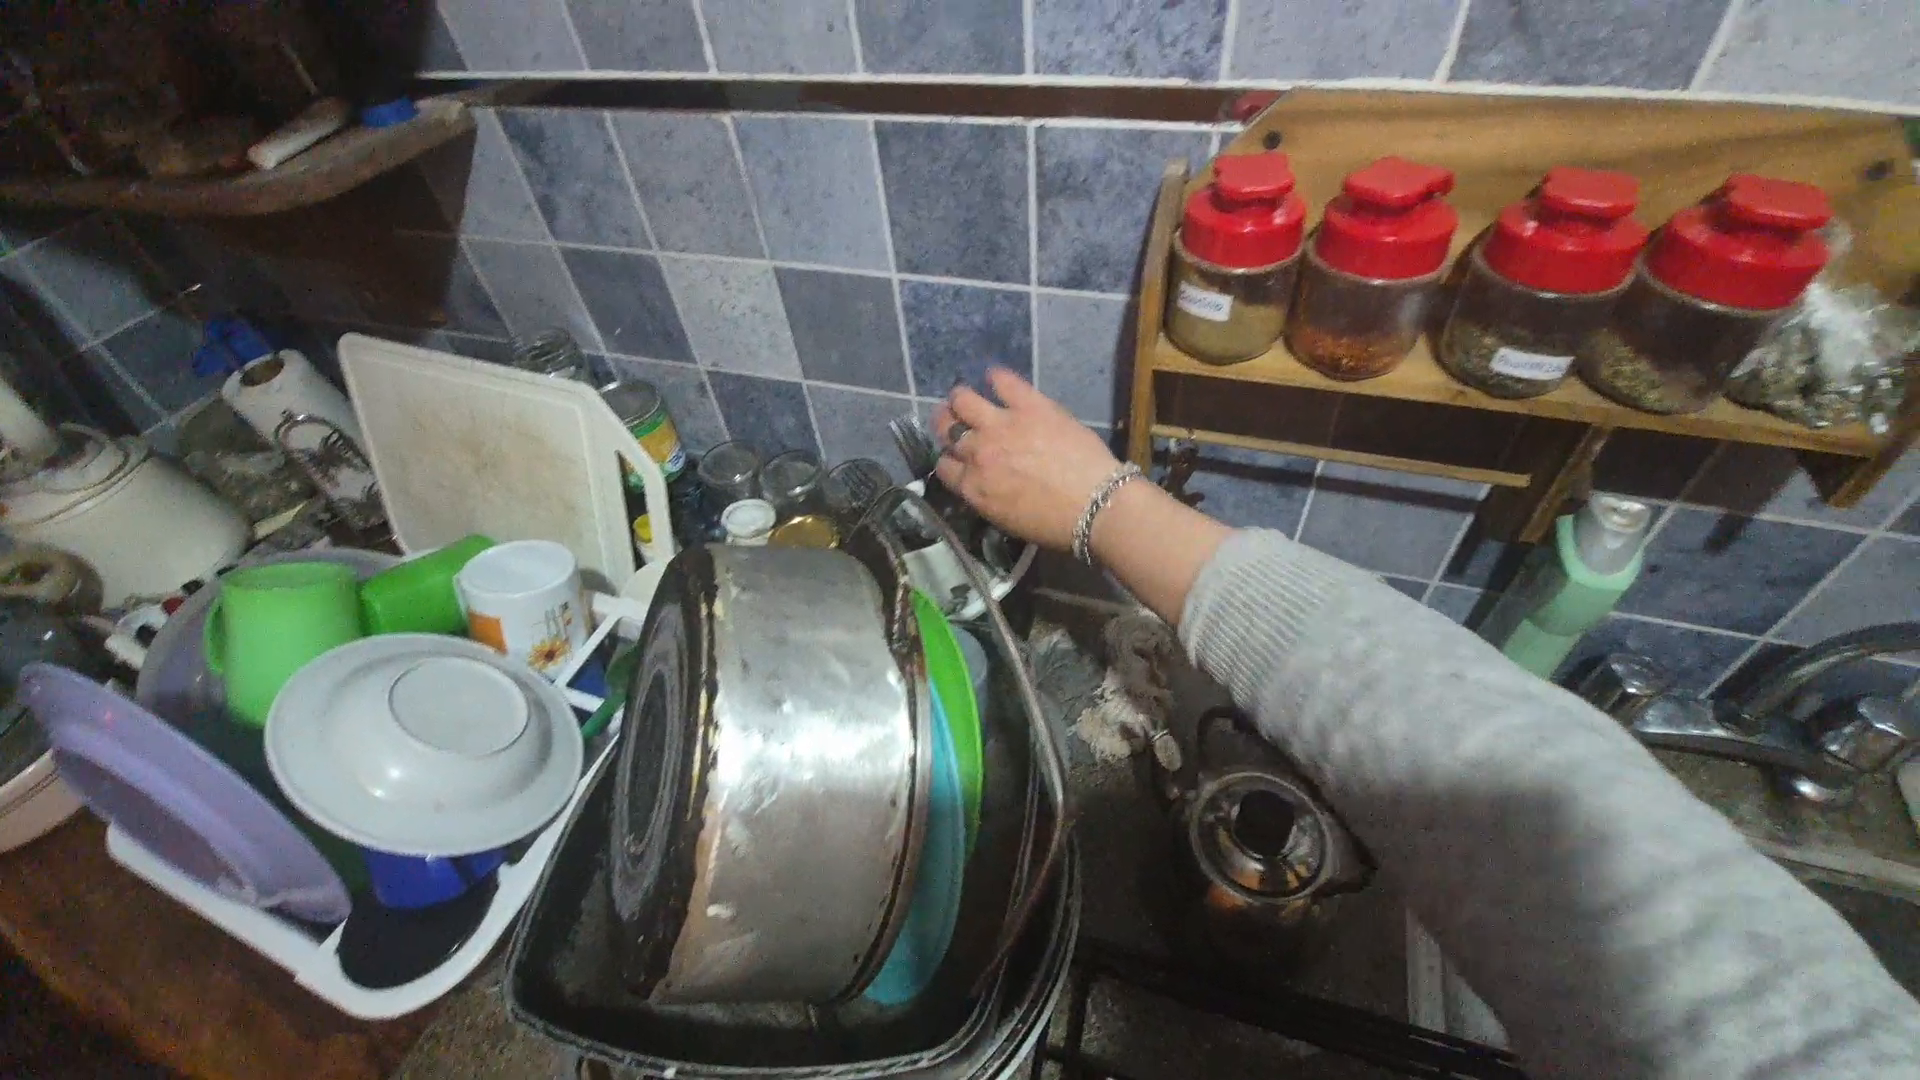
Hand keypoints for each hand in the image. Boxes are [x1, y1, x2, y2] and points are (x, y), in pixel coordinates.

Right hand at [932, 368, 1122, 550]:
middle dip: (946, 426)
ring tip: (966, 399)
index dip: (949, 460)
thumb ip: (986, 496)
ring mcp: (1001, 425)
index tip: (957, 459)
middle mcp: (978, 453)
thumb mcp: (1007, 520)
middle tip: (954, 423)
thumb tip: (984, 483)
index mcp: (973, 487)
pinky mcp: (1029, 405)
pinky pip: (1004, 382)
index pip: (944, 466)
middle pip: (947, 430)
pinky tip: (996, 378)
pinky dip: (997, 378)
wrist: (1095, 505)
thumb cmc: (1054, 524)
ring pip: (963, 400)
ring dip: (961, 400)